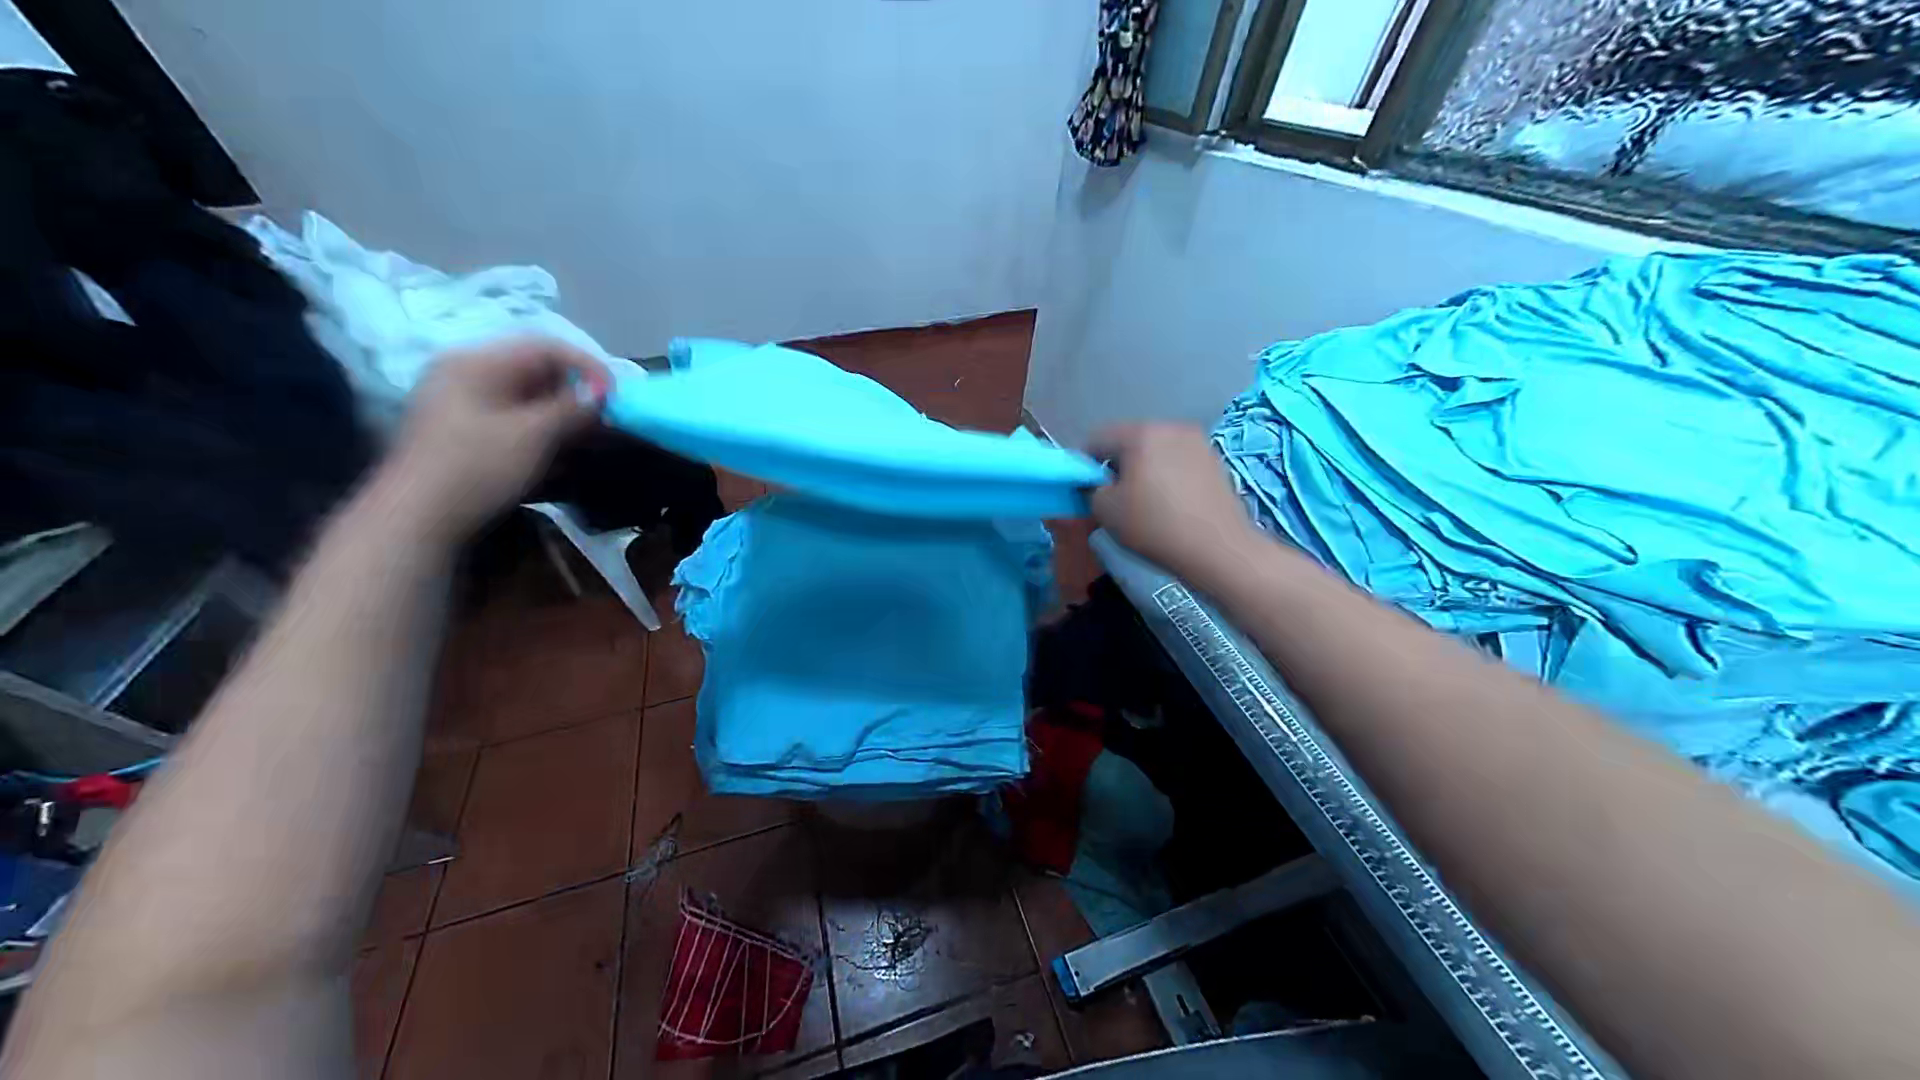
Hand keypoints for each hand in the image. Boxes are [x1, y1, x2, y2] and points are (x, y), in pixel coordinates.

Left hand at [383, 338, 610, 542]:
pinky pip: (516, 415)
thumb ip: (572, 408)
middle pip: (536, 368)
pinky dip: (546, 426)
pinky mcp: (467, 430)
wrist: (418, 519)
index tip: (618, 396)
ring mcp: (464, 402)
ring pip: (528, 394)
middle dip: (578, 391)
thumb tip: (604, 392)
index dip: (588, 366)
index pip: (545, 346)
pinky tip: (567, 449)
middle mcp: (468, 373)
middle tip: (611, 417)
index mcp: (477, 362)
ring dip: (566, 412)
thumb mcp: (532, 435)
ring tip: (596, 435)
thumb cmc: (476, 468)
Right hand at [1086, 423, 1260, 575]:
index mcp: (1140, 433)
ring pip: (1156, 451)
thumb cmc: (1154, 526)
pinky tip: (1171, 505)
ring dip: (1144, 471)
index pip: (1096, 440)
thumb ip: (1090, 489)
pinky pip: (1178, 463)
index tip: (1088, 492)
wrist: (1219, 550)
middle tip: (1116, 499)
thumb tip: (1097, 484)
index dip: (1085, 466)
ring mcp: (1198, 442)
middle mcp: (1170, 427)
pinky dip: (1168, 477)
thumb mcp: (1105, 511)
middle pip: (1129, 442)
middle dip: (1117, 466)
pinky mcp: (1215, 461)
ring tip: (1146, 504)